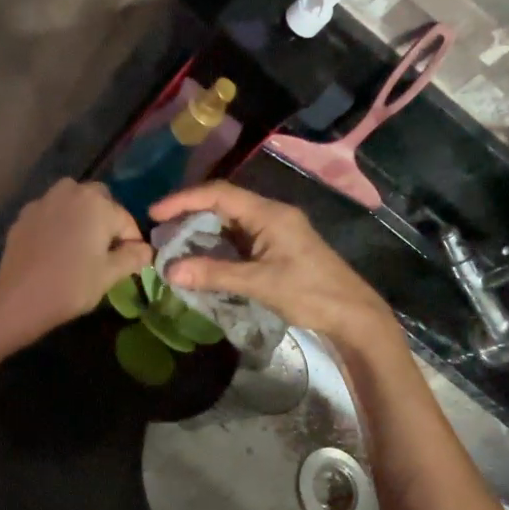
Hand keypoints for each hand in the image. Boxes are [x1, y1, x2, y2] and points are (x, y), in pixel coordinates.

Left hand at [0, 180, 151, 343]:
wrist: (20, 299)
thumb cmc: (72, 285)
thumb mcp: (110, 274)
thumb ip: (133, 257)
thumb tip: (147, 250)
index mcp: (97, 203)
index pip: (125, 220)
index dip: (132, 241)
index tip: (132, 262)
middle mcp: (70, 192)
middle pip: (99, 201)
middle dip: (106, 220)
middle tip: (106, 250)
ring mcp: (43, 201)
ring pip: (72, 201)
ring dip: (81, 216)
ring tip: (81, 245)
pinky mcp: (24, 215)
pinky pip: (50, 213)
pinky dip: (58, 223)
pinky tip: (56, 248)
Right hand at [150, 182, 396, 347]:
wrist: (353, 315)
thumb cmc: (310, 293)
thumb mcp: (259, 283)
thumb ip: (214, 274)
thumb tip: (169, 270)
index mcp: (269, 214)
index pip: (219, 194)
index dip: (184, 200)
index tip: (155, 213)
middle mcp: (272, 215)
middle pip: (224, 203)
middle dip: (189, 213)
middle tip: (160, 230)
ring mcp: (276, 231)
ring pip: (231, 221)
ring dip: (202, 230)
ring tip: (174, 244)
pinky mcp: (278, 247)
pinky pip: (240, 238)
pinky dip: (217, 244)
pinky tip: (202, 259)